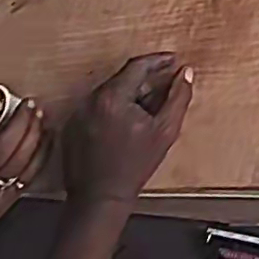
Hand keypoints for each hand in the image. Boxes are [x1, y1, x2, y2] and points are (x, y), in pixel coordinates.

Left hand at [62, 53, 193, 204]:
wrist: (100, 198)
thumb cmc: (134, 165)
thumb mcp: (166, 130)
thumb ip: (179, 96)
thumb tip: (185, 72)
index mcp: (113, 97)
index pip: (138, 65)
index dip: (159, 60)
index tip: (173, 60)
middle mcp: (91, 100)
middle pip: (124, 78)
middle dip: (147, 79)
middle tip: (166, 87)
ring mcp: (79, 113)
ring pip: (111, 91)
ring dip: (132, 93)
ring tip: (150, 109)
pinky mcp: (73, 126)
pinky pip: (99, 106)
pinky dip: (116, 106)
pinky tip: (129, 123)